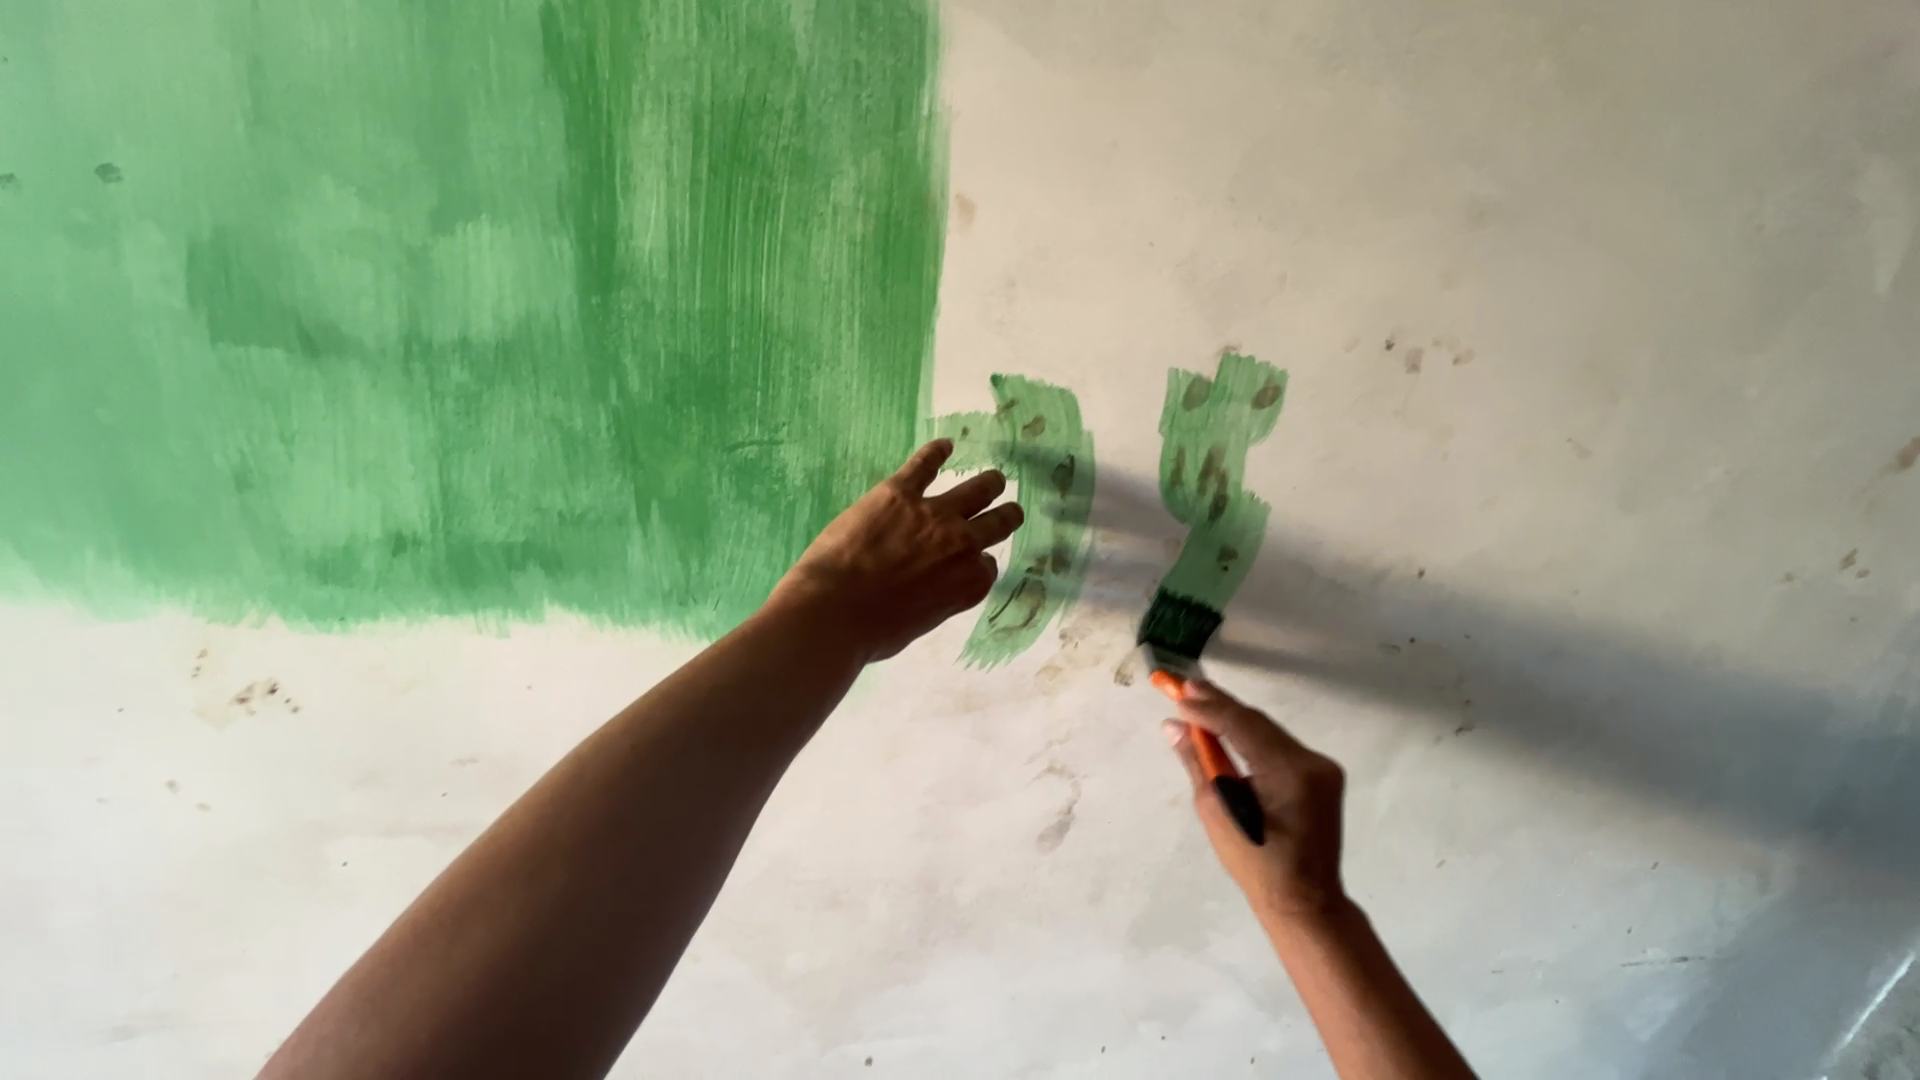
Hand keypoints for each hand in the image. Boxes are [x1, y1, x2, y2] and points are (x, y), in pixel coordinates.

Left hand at [766, 439, 1024, 661]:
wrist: (833, 611)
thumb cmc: (874, 632)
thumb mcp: (922, 622)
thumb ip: (940, 598)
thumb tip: (935, 584)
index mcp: (969, 583)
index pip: (987, 565)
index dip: (978, 563)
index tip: (971, 562)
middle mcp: (964, 545)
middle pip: (999, 522)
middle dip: (1006, 515)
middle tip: (1008, 511)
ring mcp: (935, 514)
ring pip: (978, 489)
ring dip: (989, 484)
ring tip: (993, 480)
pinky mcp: (900, 492)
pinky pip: (924, 464)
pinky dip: (936, 453)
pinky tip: (944, 445)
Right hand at [1164, 679, 1347, 923]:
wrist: (1306, 901)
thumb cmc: (1255, 863)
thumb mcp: (1217, 811)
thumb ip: (1198, 761)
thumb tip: (1173, 725)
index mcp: (1290, 773)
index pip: (1243, 726)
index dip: (1208, 708)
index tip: (1178, 695)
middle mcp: (1312, 762)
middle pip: (1258, 722)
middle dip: (1219, 705)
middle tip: (1184, 686)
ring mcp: (1321, 767)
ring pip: (1268, 730)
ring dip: (1234, 717)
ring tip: (1198, 700)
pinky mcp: (1321, 775)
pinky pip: (1278, 745)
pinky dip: (1250, 735)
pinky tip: (1226, 726)